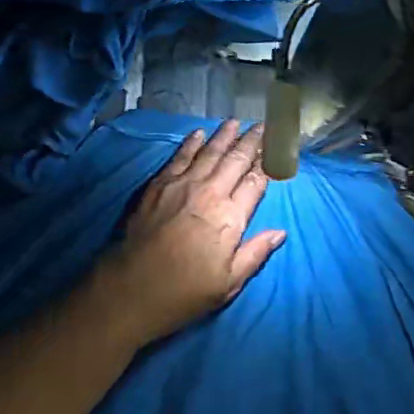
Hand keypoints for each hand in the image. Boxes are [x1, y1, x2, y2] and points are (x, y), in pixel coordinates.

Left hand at [86, 120, 286, 347]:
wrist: (133, 285)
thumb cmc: (185, 291)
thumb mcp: (228, 283)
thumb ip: (254, 254)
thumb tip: (279, 232)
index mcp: (230, 217)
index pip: (255, 183)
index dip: (266, 166)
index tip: (274, 151)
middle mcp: (210, 192)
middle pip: (235, 160)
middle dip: (250, 142)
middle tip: (261, 127)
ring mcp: (182, 184)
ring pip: (209, 152)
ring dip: (223, 135)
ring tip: (235, 122)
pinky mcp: (159, 183)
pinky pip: (180, 156)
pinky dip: (191, 143)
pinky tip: (199, 133)